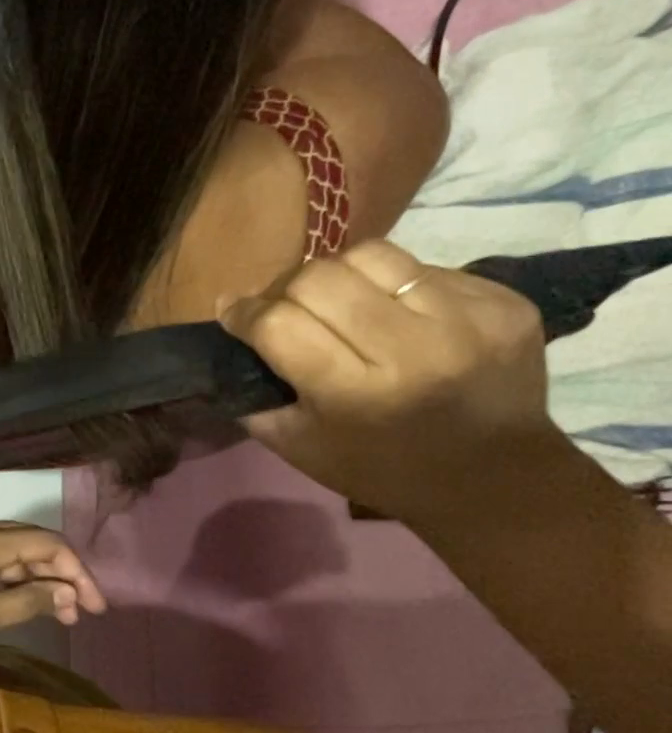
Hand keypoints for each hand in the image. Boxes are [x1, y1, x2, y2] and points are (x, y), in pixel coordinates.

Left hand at [0, 523, 105, 666]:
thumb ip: (25, 602)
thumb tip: (67, 592)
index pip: (46, 542)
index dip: (78, 572)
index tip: (96, 609)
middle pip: (26, 542)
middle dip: (58, 574)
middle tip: (77, 614)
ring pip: (2, 553)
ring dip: (31, 580)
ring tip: (51, 616)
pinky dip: (3, 582)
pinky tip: (11, 606)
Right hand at [219, 241, 560, 522]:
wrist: (493, 477)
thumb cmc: (376, 468)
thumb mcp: (297, 443)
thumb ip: (256, 391)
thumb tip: (230, 334)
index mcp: (355, 392)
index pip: (278, 323)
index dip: (243, 314)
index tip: (232, 314)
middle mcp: (414, 348)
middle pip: (318, 278)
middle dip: (284, 289)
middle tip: (282, 307)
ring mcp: (466, 318)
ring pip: (369, 256)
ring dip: (338, 276)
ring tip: (338, 300)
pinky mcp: (502, 300)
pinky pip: (422, 267)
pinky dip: (392, 286)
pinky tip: (394, 313)